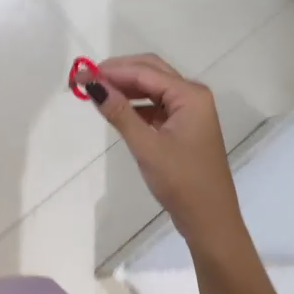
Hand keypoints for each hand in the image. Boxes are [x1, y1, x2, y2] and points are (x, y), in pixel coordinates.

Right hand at [85, 54, 245, 248]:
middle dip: (119, 72)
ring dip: (126, 87)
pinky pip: (157, 105)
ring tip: (97, 92)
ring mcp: (190, 111)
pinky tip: (117, 109)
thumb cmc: (182, 182)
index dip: (112, 71)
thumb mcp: (147, 146)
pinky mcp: (185, 126)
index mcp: (190, 95)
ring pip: (153, 87)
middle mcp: (193, 96)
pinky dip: (136, 104)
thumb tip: (93, 84)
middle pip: (151, 71)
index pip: (144, 72)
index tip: (82, 74)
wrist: (211, 222)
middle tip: (87, 78)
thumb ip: (120, 112)